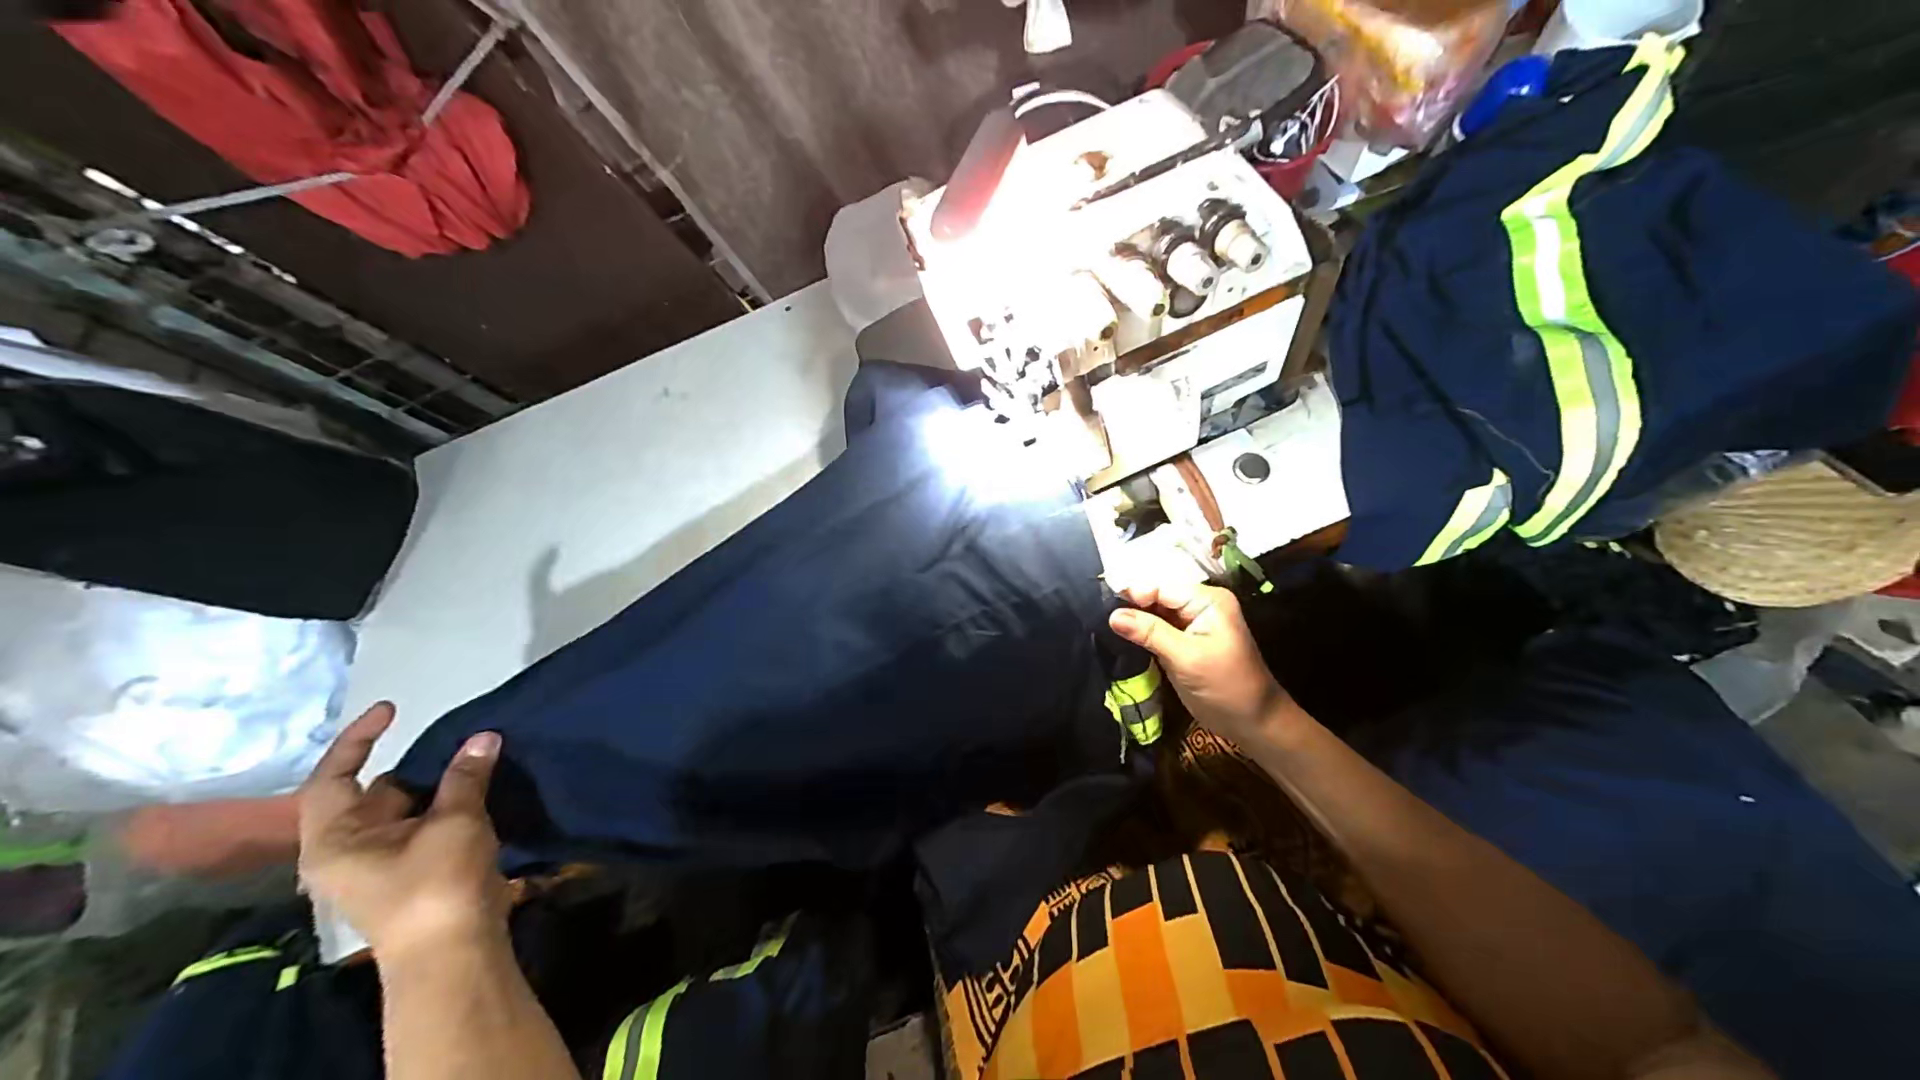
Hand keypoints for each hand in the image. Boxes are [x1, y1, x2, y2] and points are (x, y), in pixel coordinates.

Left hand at [297, 702, 509, 961]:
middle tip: (461, 739)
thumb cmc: (436, 884)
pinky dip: (451, 803)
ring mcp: (383, 862)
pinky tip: (483, 789)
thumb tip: (484, 736)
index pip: (332, 778)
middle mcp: (350, 849)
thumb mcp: (454, 822)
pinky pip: (428, 823)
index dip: (357, 740)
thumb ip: (466, 776)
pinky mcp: (414, 869)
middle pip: (380, 790)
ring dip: (442, 783)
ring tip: (479, 757)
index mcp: (336, 840)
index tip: (392, 710)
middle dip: (421, 764)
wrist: (456, 950)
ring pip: (410, 807)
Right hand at [1108, 580, 1296, 746]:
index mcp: (1206, 600)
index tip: (1101, 603)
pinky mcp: (1181, 642)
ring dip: (1131, 620)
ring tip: (1102, 624)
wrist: (1252, 722)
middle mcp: (1198, 605)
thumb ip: (1149, 633)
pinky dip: (1139, 633)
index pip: (1160, 587)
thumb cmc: (1226, 686)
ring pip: (1152, 613)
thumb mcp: (1186, 658)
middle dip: (1129, 605)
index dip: (1131, 593)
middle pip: (1154, 597)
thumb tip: (1112, 615)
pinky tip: (1118, 636)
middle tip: (1097, 614)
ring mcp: (1189, 624)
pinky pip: (1155, 629)